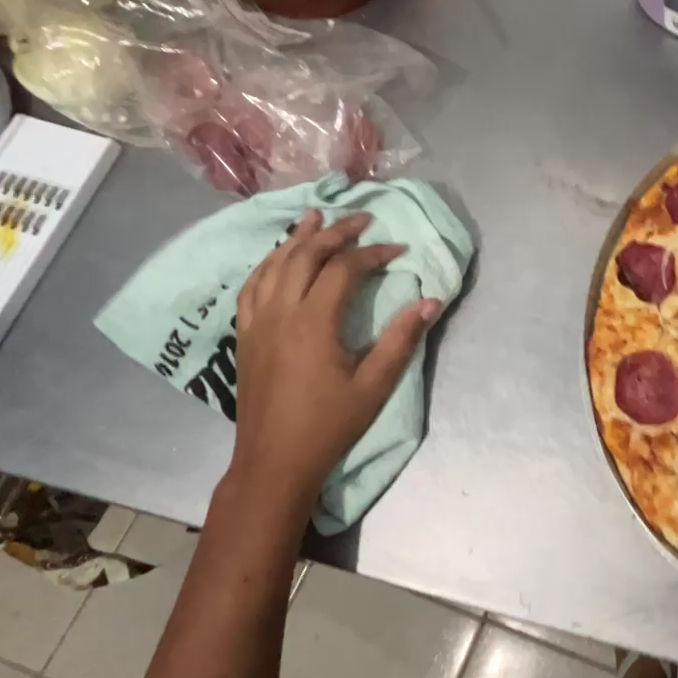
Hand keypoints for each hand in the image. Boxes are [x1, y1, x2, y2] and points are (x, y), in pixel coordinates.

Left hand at [229, 209, 440, 503]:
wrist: (274, 460)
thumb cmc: (330, 424)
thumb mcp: (375, 385)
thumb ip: (402, 339)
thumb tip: (431, 300)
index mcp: (314, 322)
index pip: (344, 269)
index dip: (373, 253)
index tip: (398, 249)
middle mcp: (281, 312)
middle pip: (304, 256)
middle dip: (335, 233)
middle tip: (361, 220)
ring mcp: (257, 322)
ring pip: (274, 265)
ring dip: (297, 238)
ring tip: (316, 217)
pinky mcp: (246, 335)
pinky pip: (252, 286)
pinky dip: (269, 263)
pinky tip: (278, 258)